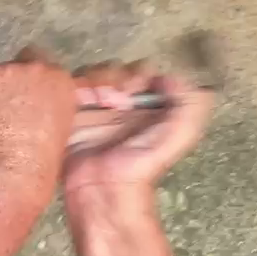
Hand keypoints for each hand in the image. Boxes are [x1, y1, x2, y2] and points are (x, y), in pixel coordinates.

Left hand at [0, 47, 77, 200]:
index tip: (22, 94)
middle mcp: (29, 69)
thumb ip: (52, 106)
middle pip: (12, 67)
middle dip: (7, 85)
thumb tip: (39, 108)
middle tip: (2, 111)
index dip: (28, 80)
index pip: (40, 64)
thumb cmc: (40, 160)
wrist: (13, 166)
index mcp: (58, 79)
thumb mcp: (63, 128)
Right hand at [63, 62, 213, 198]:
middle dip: (113, 77)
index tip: (134, 90)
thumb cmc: (142, 163)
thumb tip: (168, 76)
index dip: (138, 74)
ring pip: (91, 75)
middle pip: (114, 69)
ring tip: (97, 101)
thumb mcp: (180, 134)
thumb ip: (189, 103)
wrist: (104, 186)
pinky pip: (68, 88)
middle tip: (113, 99)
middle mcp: (121, 104)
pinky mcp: (70, 114)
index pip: (142, 71)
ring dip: (94, 81)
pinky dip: (73, 87)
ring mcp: (94, 108)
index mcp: (147, 106)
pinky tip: (81, 101)